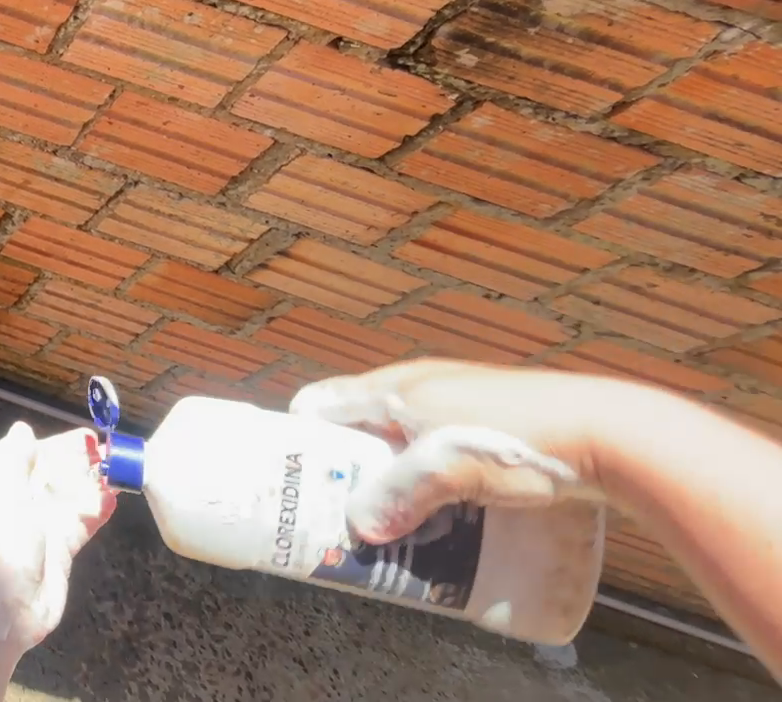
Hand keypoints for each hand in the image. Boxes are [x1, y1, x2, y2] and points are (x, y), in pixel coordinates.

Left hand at [0, 422, 117, 651]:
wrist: (2, 611)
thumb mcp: (2, 493)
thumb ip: (15, 460)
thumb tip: (22, 429)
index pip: (18, 453)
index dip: (46, 443)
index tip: (74, 435)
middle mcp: (14, 501)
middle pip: (47, 472)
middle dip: (74, 460)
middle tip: (106, 448)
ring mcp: (38, 525)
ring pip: (67, 494)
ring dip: (90, 481)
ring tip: (117, 467)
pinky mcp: (59, 548)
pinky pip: (80, 521)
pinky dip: (96, 509)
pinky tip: (114, 497)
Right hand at [289, 359, 623, 543]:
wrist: (621, 436)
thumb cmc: (519, 441)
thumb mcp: (450, 469)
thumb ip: (400, 495)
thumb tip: (359, 530)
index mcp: (394, 384)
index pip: (324, 400)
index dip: (301, 431)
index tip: (294, 468)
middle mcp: (418, 386)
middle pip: (360, 421)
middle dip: (345, 459)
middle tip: (343, 500)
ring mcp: (456, 402)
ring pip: (400, 435)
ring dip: (389, 468)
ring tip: (393, 511)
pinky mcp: (492, 422)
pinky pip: (438, 444)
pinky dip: (426, 469)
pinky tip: (445, 501)